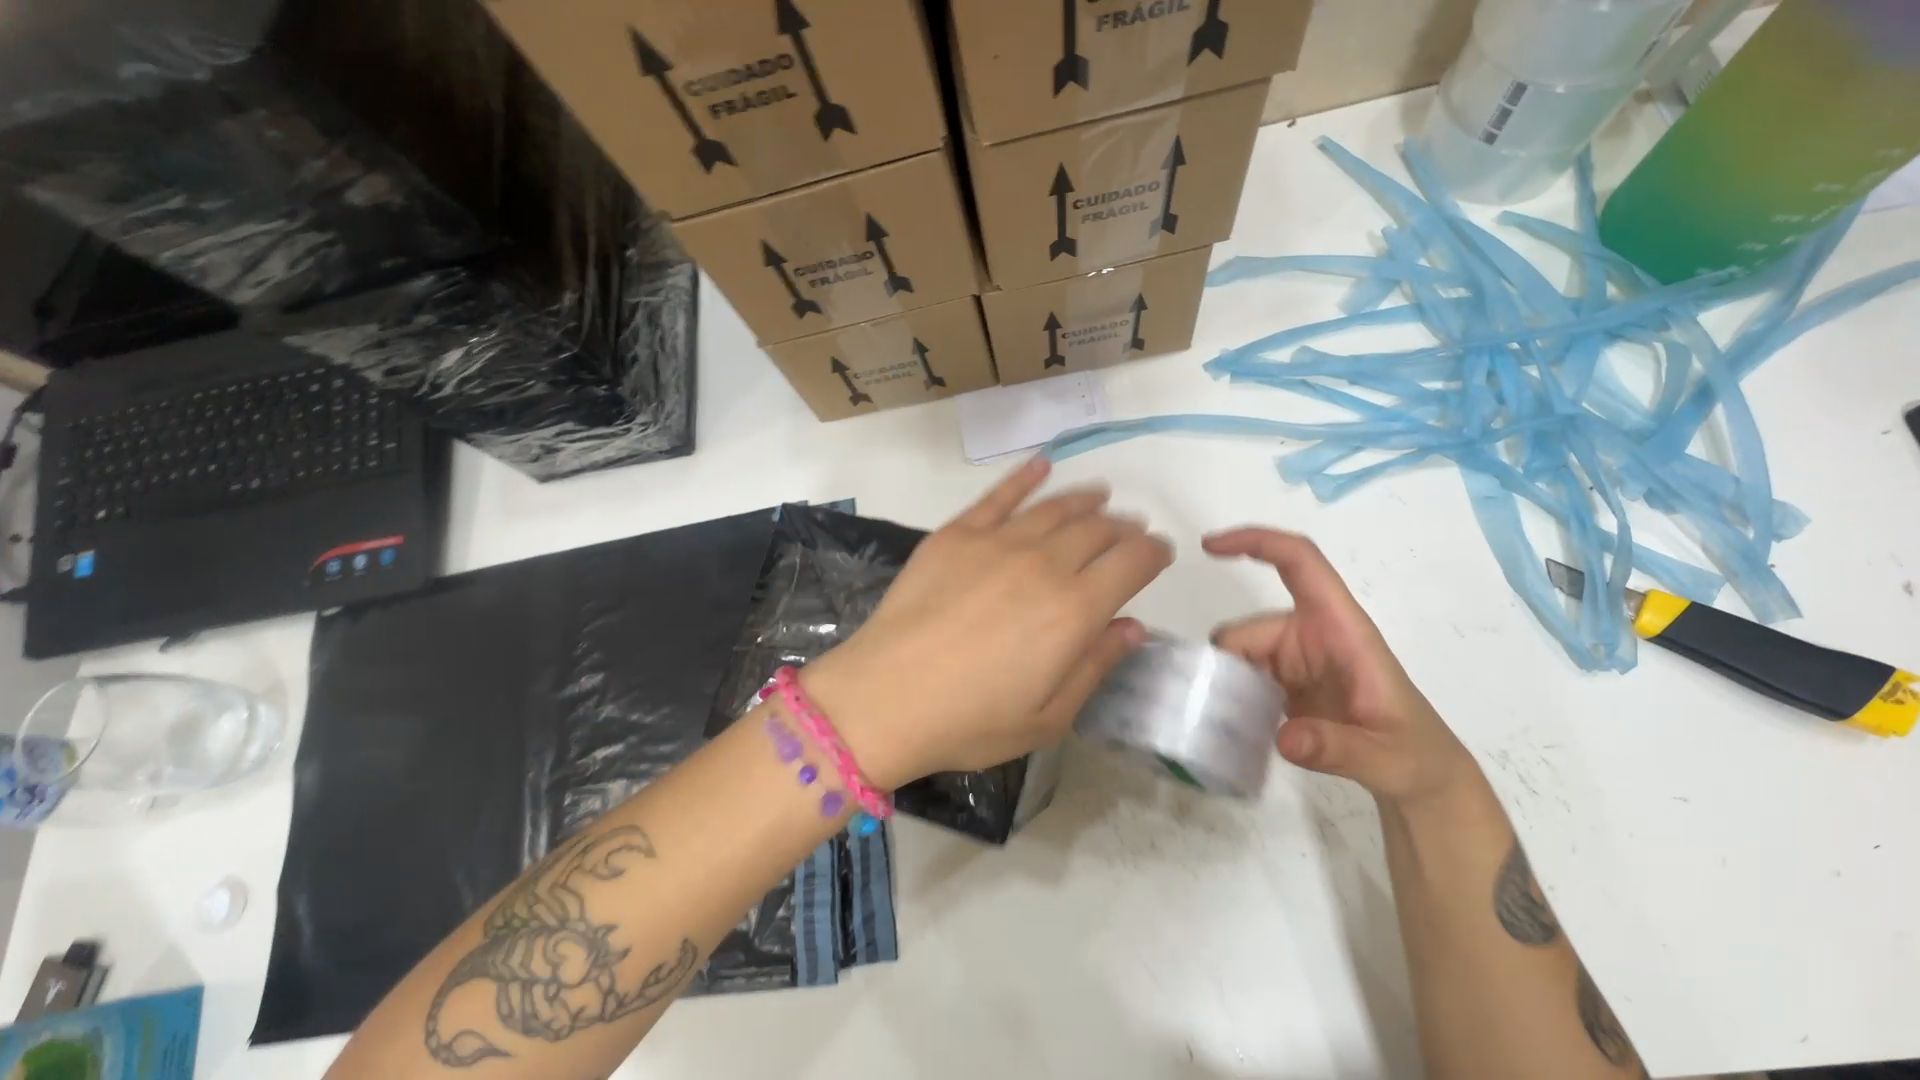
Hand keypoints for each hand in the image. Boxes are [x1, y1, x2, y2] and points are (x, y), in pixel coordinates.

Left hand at [807, 459, 1172, 788]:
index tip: (1160, 554)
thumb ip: (1096, 665)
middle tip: (1130, 532)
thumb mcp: (1048, 717)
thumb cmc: (970, 722)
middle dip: (1124, 529)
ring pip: (1056, 508)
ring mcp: (997, 543)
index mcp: (1075, 611)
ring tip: (1102, 498)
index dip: (1154, 554)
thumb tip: (1134, 627)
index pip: (1132, 564)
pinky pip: (999, 496)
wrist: (883, 699)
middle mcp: (1044, 565)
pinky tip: (1043, 465)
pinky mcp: (955, 535)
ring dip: (1086, 501)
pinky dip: (1025, 477)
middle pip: (1098, 530)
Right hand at [1204, 528, 1476, 805]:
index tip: (1211, 547)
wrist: (1421, 780)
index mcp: (1342, 628)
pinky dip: (1231, 698)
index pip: (1299, 563)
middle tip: (1221, 711)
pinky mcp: (1285, 685)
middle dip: (1228, 661)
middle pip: (1250, 628)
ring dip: (1227, 685)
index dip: (1258, 542)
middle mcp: (1312, 635)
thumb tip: (1285, 738)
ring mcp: (1296, 660)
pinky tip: (1234, 728)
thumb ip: (1338, 749)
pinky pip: (1242, 678)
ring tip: (1232, 727)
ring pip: (1239, 655)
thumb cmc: (1413, 756)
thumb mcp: (1386, 758)